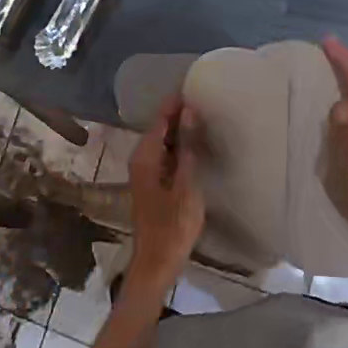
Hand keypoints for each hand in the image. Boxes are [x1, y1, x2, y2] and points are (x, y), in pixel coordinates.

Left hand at [126, 95, 203, 289]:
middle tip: (206, 98)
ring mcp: (146, 174)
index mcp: (145, 157)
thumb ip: (188, 147)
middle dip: (179, 114)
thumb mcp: (186, 185)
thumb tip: (188, 112)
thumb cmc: (173, 225)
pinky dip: (181, 148)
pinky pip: (167, 157)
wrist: (158, 262)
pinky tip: (198, 147)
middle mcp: (141, 161)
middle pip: (160, 130)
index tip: (194, 84)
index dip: (176, 103)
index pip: (160, 119)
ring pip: (164, 144)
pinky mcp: (154, 185)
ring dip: (182, 132)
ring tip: (206, 117)